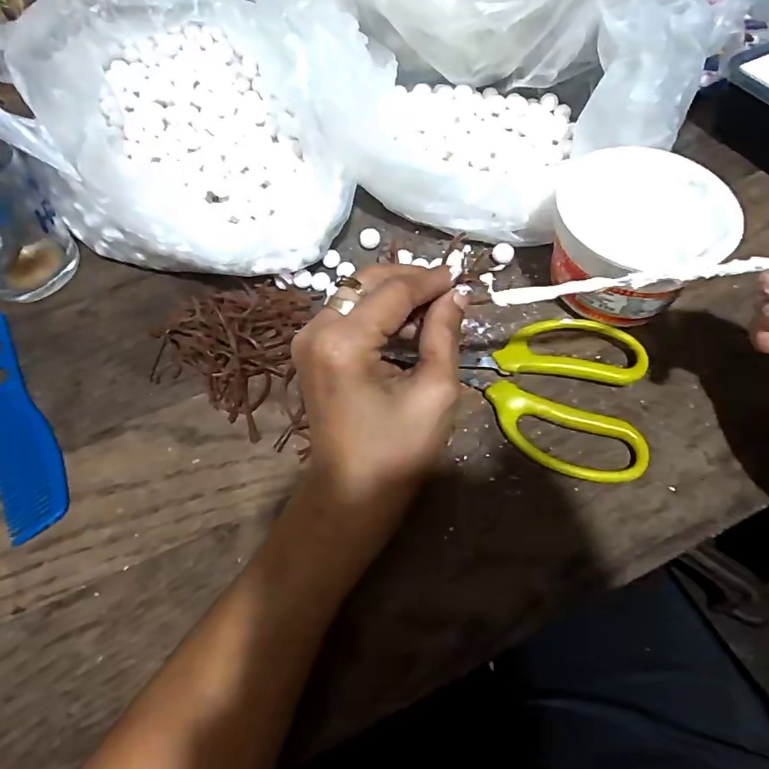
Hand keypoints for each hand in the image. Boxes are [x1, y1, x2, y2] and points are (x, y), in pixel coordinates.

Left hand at [291, 264, 468, 511]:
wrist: (352, 491)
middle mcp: (316, 331)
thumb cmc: (398, 450)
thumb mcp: (435, 392)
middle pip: (366, 281)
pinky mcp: (309, 347)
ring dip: (393, 292)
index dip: (430, 280)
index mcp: (344, 343)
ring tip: (431, 309)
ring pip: (354, 292)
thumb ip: (444, 334)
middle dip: (409, 279)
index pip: (393, 291)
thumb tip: (456, 294)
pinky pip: (345, 310)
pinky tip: (405, 324)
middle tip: (447, 289)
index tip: (461, 277)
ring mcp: (307, 338)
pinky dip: (376, 309)